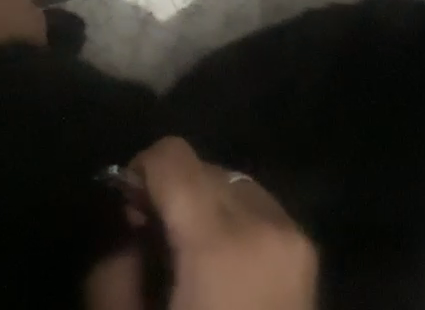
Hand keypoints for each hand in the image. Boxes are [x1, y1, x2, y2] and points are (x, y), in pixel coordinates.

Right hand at [106, 137, 315, 309]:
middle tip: (149, 240)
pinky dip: (232, 221)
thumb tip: (128, 224)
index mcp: (221, 242)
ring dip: (203, 205)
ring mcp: (296, 239)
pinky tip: (219, 268)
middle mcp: (267, 224)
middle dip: (170, 193)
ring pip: (233, 184)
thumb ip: (115, 265)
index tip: (126, 213)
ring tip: (187, 256)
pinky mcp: (310, 256)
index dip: (139, 173)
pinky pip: (259, 210)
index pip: (173, 156)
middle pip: (203, 167)